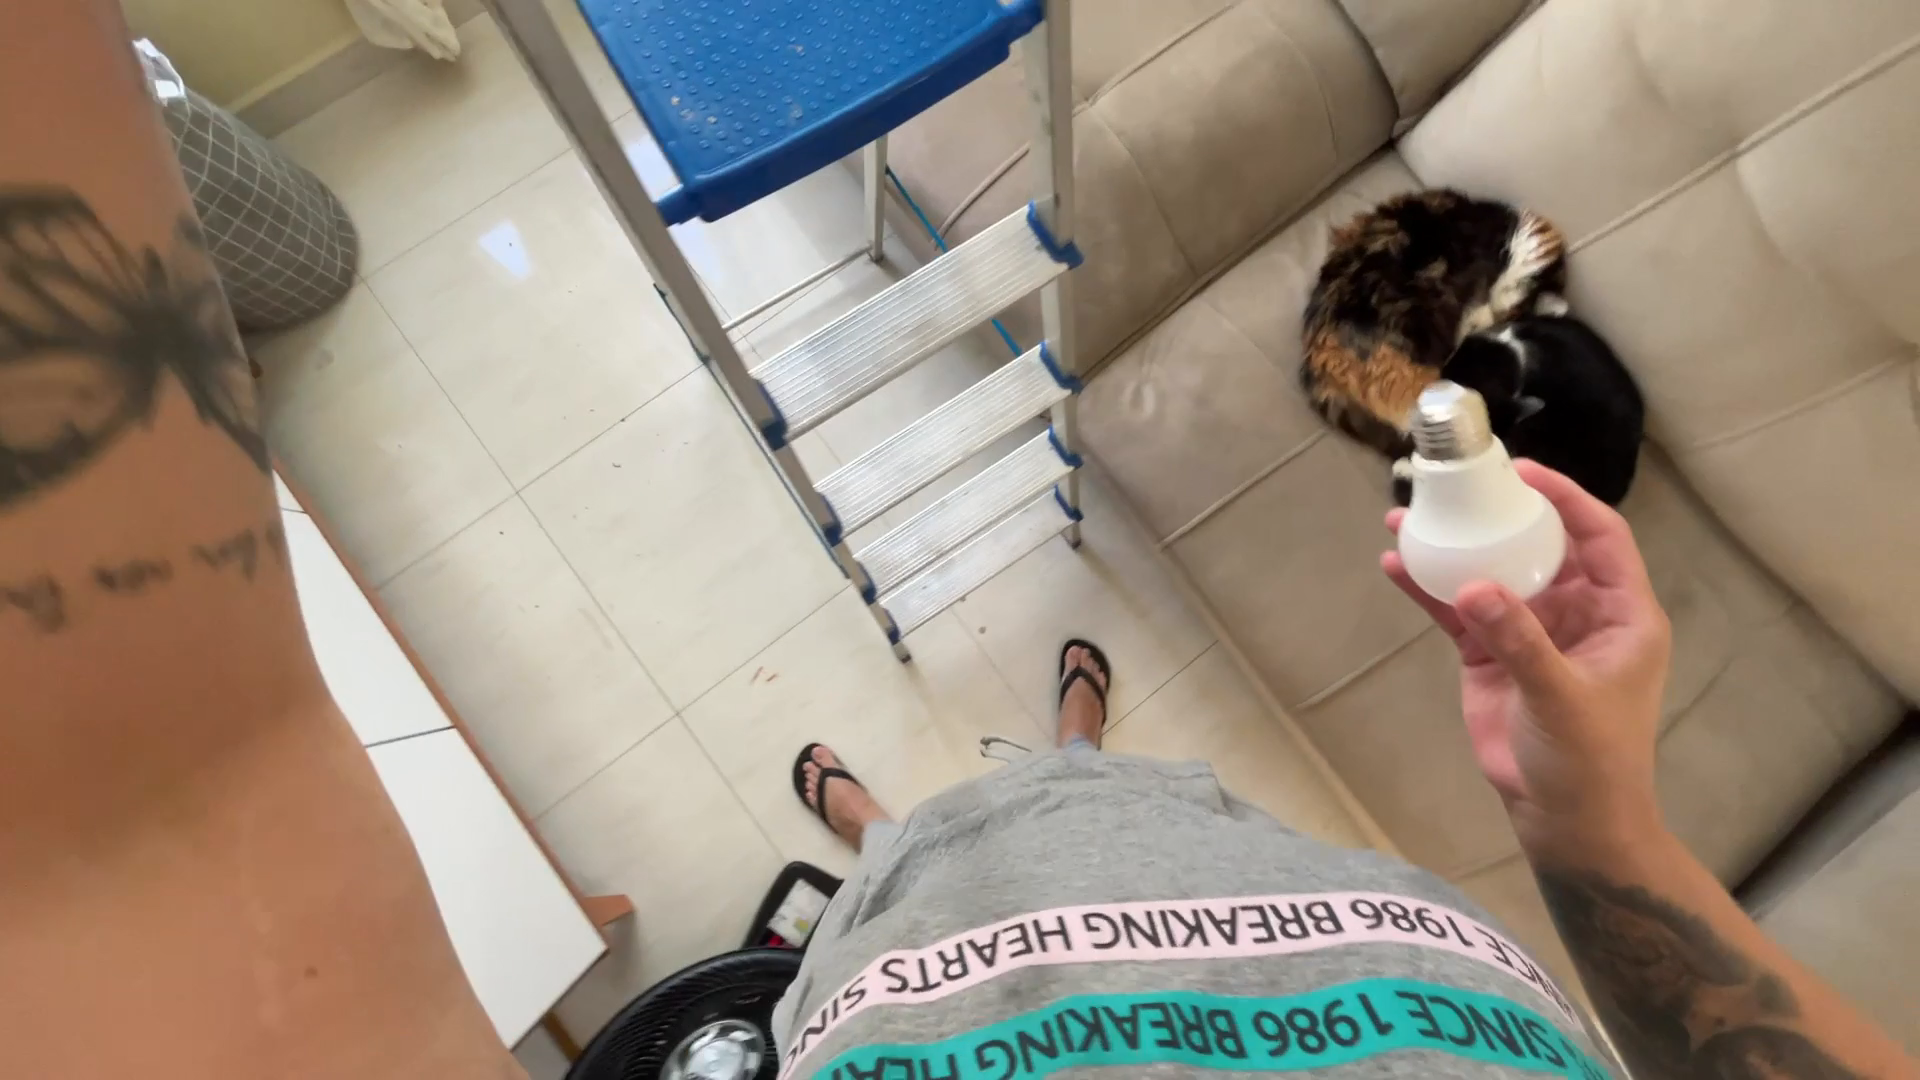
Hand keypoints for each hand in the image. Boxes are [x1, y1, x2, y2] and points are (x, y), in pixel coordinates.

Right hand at [1380, 461, 1671, 855]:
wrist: (1559, 811)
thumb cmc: (1588, 757)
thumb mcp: (1562, 697)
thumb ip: (1520, 640)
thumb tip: (1472, 587)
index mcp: (1617, 613)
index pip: (1599, 538)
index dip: (1567, 500)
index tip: (1521, 473)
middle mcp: (1572, 612)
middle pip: (1534, 547)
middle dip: (1495, 516)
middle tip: (1454, 490)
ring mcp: (1525, 630)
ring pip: (1487, 574)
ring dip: (1451, 550)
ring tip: (1405, 522)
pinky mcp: (1486, 651)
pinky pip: (1455, 609)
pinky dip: (1427, 589)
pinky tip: (1397, 567)